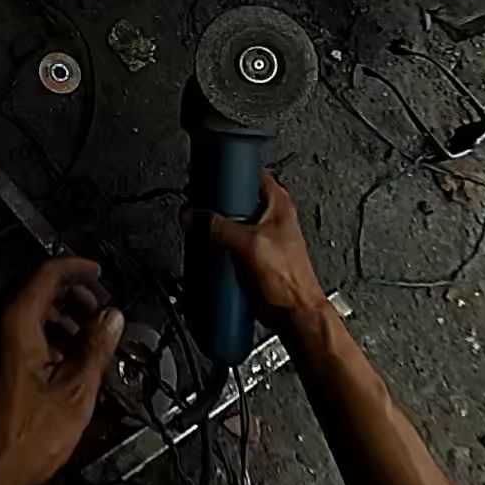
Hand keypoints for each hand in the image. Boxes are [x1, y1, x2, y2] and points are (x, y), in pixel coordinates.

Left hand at [0, 257, 123, 484]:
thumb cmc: (22, 435)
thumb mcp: (73, 392)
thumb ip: (95, 348)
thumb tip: (112, 316)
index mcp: (16, 318)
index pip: (48, 272)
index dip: (78, 268)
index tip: (99, 274)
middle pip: (36, 289)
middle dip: (72, 295)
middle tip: (98, 312)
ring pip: (27, 311)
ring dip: (59, 316)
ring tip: (86, 340)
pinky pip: (16, 331)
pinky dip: (43, 334)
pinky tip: (62, 361)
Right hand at [195, 170, 325, 320]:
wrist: (293, 315)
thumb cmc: (289, 279)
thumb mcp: (249, 244)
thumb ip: (217, 227)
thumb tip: (191, 216)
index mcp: (277, 203)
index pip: (250, 172)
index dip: (228, 169)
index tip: (207, 171)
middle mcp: (269, 215)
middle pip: (235, 194)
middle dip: (214, 197)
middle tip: (196, 199)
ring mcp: (259, 234)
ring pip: (229, 217)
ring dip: (212, 220)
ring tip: (197, 221)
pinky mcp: (250, 252)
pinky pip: (226, 238)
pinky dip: (214, 238)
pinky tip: (204, 242)